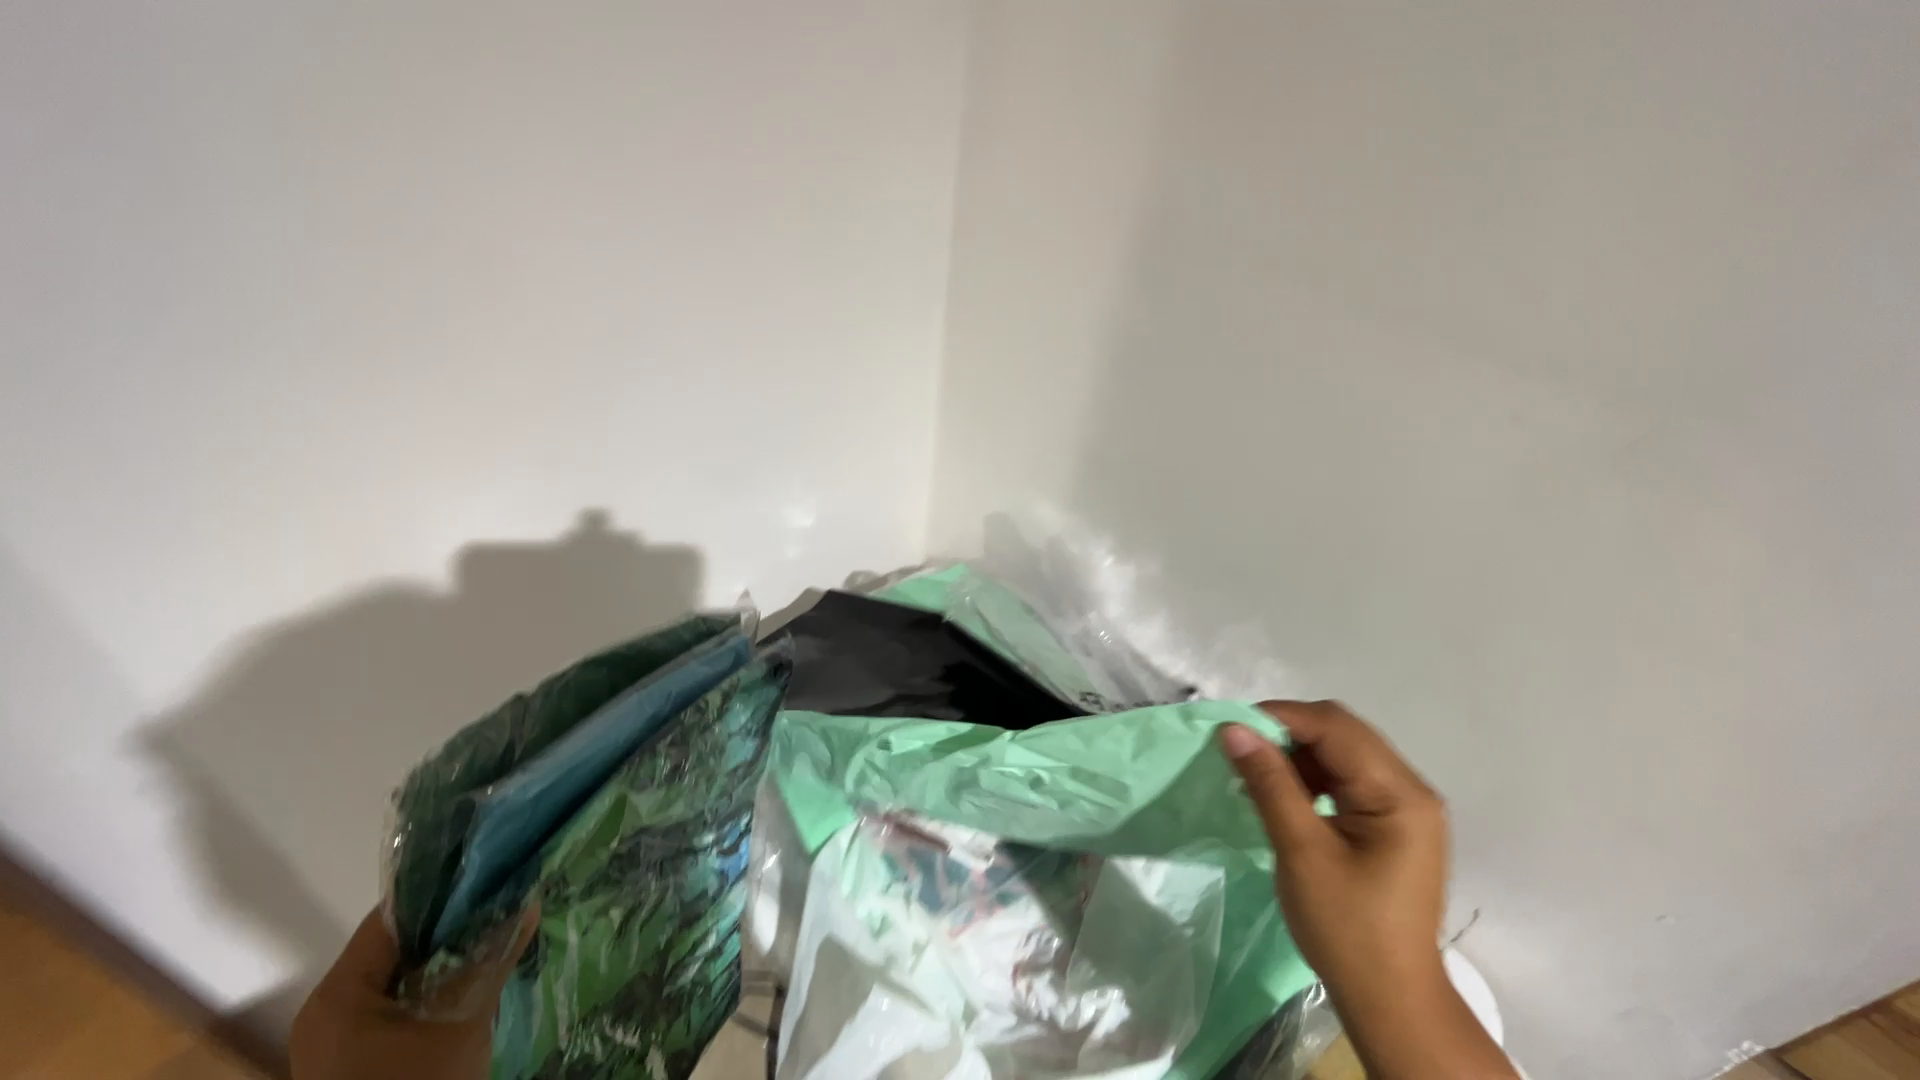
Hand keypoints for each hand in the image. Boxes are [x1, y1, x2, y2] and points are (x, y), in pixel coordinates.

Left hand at [289, 906, 536, 1079]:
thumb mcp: (462, 1023)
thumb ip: (491, 959)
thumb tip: (528, 902)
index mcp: (339, 995)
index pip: (393, 917)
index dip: (445, 891)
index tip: (494, 873)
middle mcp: (330, 1009)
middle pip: (397, 945)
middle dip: (454, 924)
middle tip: (506, 903)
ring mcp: (340, 1038)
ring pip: (403, 975)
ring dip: (449, 956)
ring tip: (500, 932)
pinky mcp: (358, 1059)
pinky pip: (400, 1004)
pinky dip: (437, 987)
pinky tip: (477, 978)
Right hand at [1221, 700, 1514, 1079]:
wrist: (1390, 998)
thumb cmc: (1347, 927)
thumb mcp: (1301, 851)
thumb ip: (1270, 783)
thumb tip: (1233, 729)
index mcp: (1400, 793)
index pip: (1336, 727)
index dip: (1281, 718)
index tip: (1230, 731)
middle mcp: (1410, 790)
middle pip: (1343, 733)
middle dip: (1288, 733)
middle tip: (1240, 752)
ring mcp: (1404, 808)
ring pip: (1343, 754)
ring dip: (1297, 755)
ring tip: (1254, 774)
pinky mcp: (1391, 825)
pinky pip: (1348, 780)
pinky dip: (1311, 778)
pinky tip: (1282, 795)